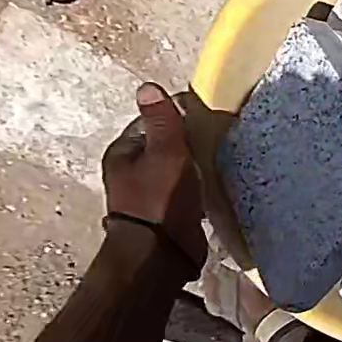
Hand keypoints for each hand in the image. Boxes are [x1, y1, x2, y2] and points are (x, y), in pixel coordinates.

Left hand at [103, 83, 207, 268]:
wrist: (163, 255)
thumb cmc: (161, 199)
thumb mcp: (165, 153)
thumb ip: (161, 121)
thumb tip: (147, 86)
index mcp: (122, 154)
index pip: (151, 122)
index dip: (176, 115)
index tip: (204, 115)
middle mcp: (130, 173)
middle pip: (163, 146)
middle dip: (187, 141)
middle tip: (216, 138)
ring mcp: (148, 195)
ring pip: (175, 169)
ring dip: (194, 165)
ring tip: (219, 160)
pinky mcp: (167, 215)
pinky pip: (185, 190)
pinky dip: (198, 185)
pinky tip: (214, 186)